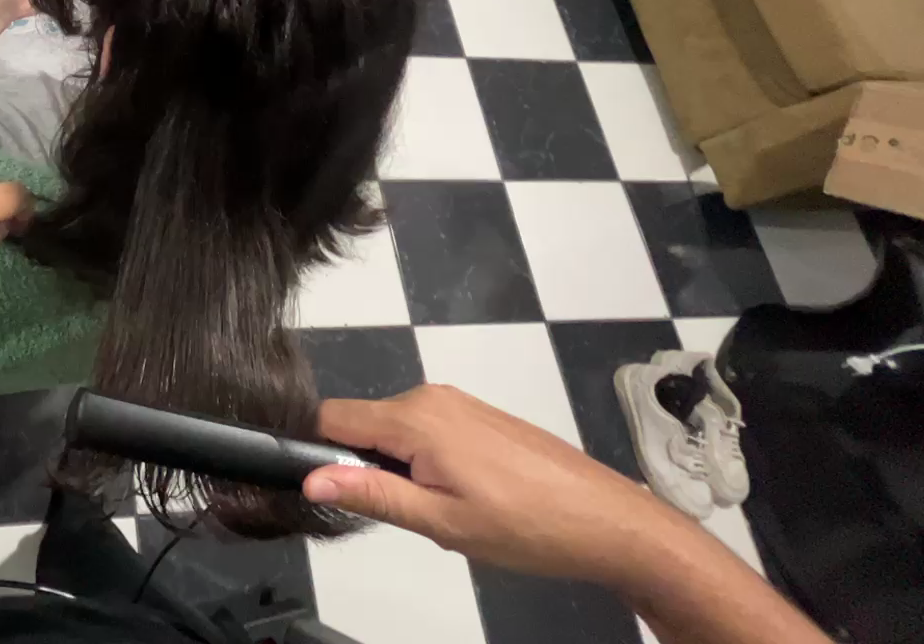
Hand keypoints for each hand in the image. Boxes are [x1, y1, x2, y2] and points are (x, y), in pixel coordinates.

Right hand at [303, 385, 695, 587]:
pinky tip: (465, 490)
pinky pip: (422, 425)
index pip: (330, 416)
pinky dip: (424, 455)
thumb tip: (310, 479)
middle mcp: (426, 395)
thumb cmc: (526, 527)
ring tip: (444, 505)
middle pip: (362, 422)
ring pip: (393, 426)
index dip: (318, 449)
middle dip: (367, 463)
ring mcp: (453, 400)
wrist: (613, 522)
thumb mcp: (442, 522)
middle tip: (410, 509)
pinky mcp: (473, 410)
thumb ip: (371, 495)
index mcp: (411, 417)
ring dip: (398, 463)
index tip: (332, 486)